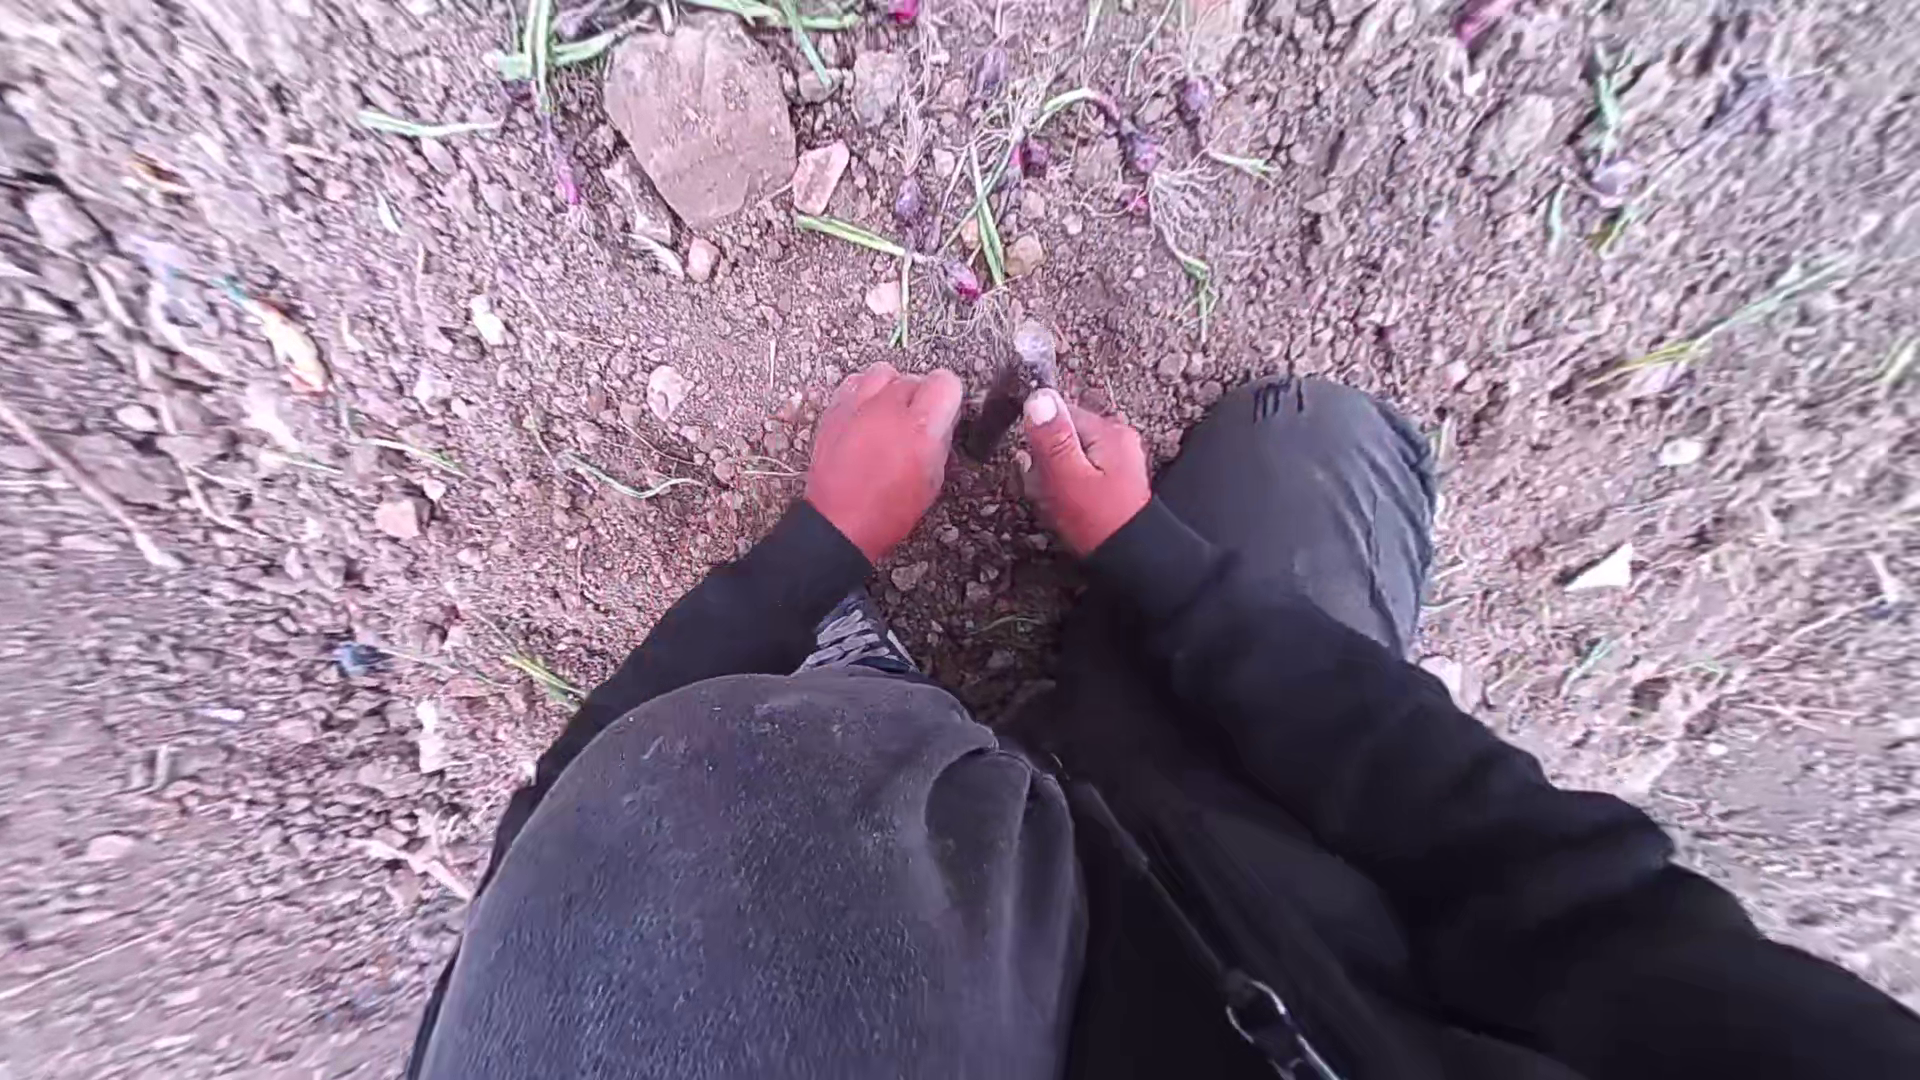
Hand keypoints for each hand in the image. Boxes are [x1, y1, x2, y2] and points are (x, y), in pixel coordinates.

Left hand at [806, 362, 963, 560]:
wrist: (841, 523)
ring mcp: (858, 407)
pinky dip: (865, 391)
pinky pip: (854, 382)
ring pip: (883, 372)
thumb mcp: (932, 482)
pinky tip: (868, 412)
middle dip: (921, 397)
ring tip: (891, 412)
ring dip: (892, 388)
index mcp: (921, 428)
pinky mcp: (835, 411)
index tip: (945, 408)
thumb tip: (943, 421)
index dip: (949, 396)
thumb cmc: (887, 511)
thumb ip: (940, 442)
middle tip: (917, 422)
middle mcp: (889, 410)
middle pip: (915, 378)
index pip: (946, 382)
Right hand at [1021, 388, 1150, 556]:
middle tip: (1052, 491)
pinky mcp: (1111, 479)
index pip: (1057, 415)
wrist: (1130, 559)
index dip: (1039, 441)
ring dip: (1054, 480)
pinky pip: (1077, 474)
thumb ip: (1052, 438)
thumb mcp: (1068, 477)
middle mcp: (1116, 440)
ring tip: (1061, 504)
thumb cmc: (1100, 523)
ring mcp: (1115, 460)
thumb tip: (1039, 397)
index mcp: (1108, 432)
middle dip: (1047, 464)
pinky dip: (1066, 490)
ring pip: (1066, 458)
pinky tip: (1068, 508)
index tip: (1039, 466)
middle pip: (1061, 437)